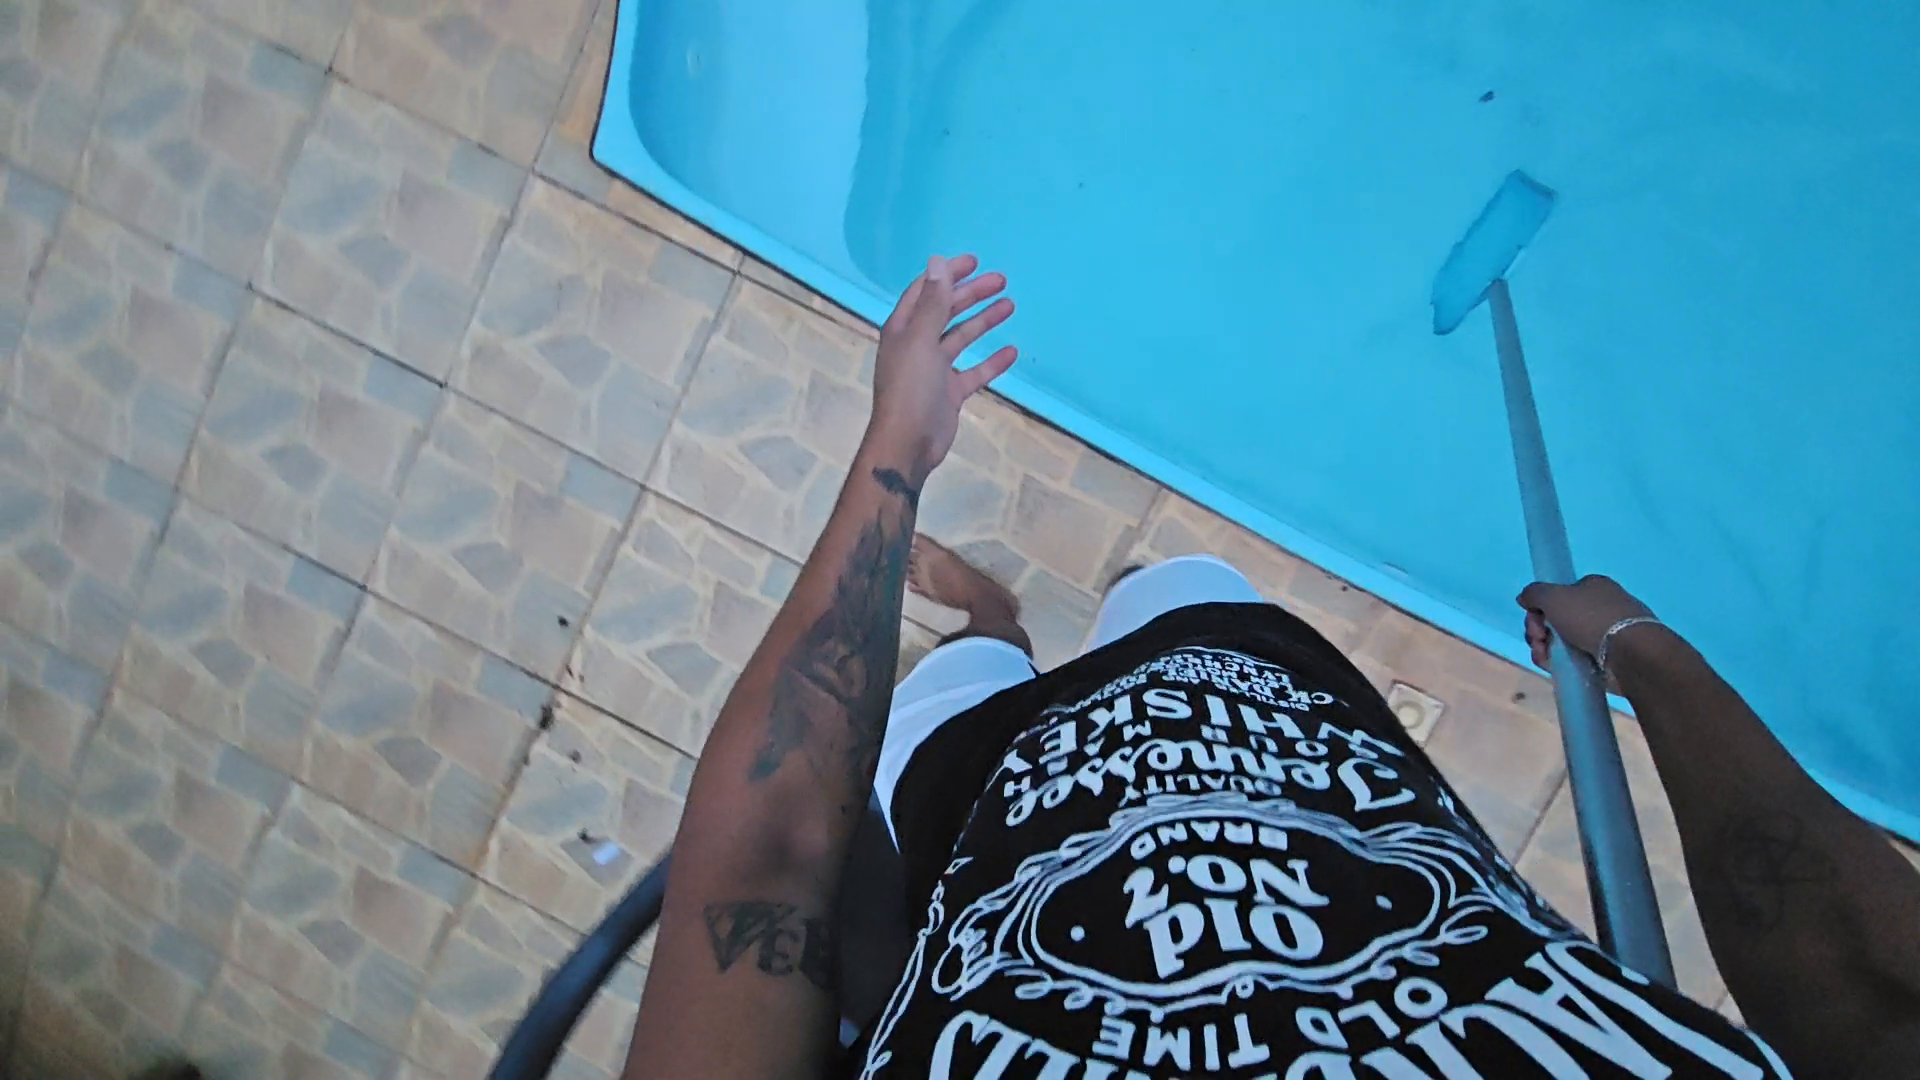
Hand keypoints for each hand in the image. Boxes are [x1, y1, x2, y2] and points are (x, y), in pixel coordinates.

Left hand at [865, 254, 1016, 480]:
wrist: (908, 443)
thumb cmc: (911, 389)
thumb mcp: (921, 340)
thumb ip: (933, 303)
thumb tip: (938, 261)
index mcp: (904, 329)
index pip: (925, 291)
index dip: (947, 274)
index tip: (974, 262)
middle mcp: (917, 345)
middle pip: (946, 311)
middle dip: (971, 294)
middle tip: (1001, 281)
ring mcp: (934, 370)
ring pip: (962, 338)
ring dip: (983, 321)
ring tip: (1009, 306)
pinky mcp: (949, 393)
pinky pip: (974, 371)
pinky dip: (991, 361)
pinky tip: (1011, 351)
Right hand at [1516, 574, 1655, 670]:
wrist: (1630, 653)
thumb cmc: (1591, 617)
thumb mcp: (1552, 595)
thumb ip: (1533, 593)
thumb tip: (1525, 599)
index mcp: (1594, 587)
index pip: (1558, 593)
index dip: (1540, 605)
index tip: (1534, 616)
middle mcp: (1601, 607)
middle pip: (1555, 618)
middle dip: (1538, 629)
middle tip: (1538, 637)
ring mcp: (1605, 634)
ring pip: (1560, 639)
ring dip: (1543, 646)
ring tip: (1544, 655)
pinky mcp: (1606, 657)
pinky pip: (1572, 657)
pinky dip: (1557, 661)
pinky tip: (1551, 665)